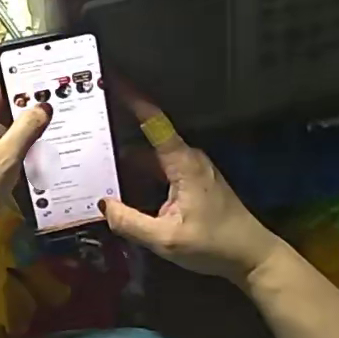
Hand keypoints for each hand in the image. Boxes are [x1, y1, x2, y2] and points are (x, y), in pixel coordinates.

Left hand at [0, 84, 49, 249]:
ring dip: (12, 140)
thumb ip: (25, 131)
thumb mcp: (2, 162)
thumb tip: (43, 106)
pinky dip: (0, 156)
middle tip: (51, 125)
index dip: (24, 93)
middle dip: (21, 120)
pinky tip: (18, 168)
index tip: (50, 97)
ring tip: (40, 148)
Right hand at [100, 91, 287, 281]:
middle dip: (117, 130)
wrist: (253, 257)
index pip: (154, 122)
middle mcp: (186, 158)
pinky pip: (155, 169)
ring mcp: (189, 169)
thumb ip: (130, 222)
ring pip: (148, 157)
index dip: (132, 99)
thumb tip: (101, 205)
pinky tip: (116, 184)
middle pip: (145, 138)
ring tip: (91, 159)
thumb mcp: (166, 239)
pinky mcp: (189, 181)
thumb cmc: (215, 244)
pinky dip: (135, 173)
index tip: (111, 80)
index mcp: (183, 163)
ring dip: (124, 159)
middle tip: (85, 128)